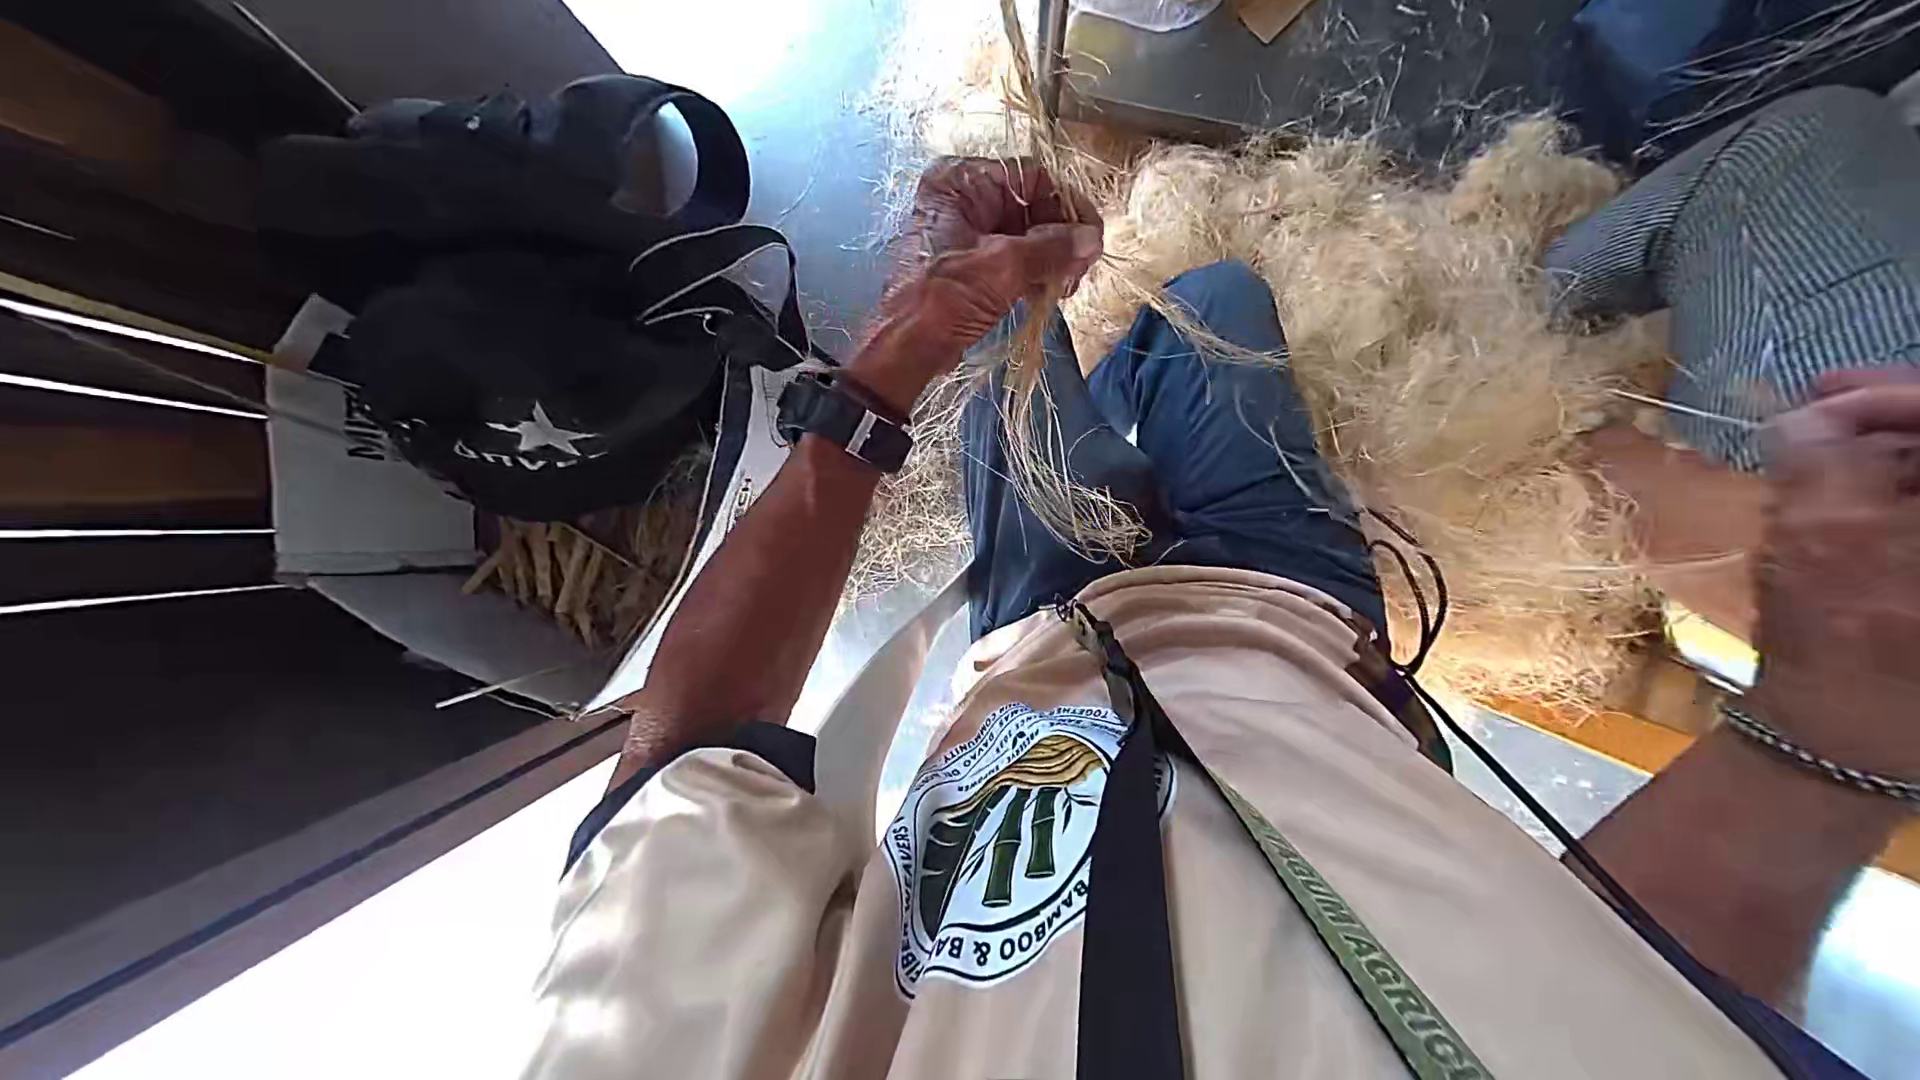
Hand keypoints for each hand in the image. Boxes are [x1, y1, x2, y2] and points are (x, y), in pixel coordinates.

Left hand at [848, 158, 1102, 413]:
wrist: (907, 349)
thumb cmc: (944, 300)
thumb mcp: (1002, 268)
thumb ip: (1051, 249)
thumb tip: (1092, 238)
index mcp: (960, 182)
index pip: (1031, 178)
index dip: (1065, 207)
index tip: (1090, 239)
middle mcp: (961, 199)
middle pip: (1030, 207)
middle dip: (1059, 239)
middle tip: (1079, 270)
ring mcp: (965, 234)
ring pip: (1024, 236)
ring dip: (1049, 260)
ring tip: (1064, 287)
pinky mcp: (969, 267)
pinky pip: (1012, 260)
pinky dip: (1033, 274)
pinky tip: (1046, 294)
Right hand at [1749, 367, 1919, 776]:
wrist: (1856, 726)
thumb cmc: (1845, 635)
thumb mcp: (1818, 542)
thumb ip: (1820, 463)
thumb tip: (1808, 415)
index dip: (1909, 397)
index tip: (1825, 394)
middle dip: (1903, 414)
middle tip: (1820, 401)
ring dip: (1895, 448)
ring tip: (1817, 445)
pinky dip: (1900, 483)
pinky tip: (1845, 483)